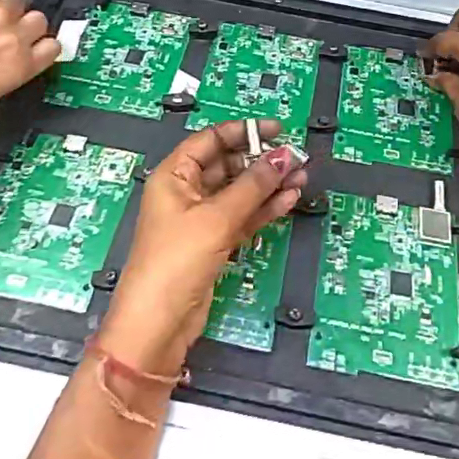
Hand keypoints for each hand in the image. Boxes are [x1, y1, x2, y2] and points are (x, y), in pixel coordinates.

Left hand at [98, 120, 308, 374]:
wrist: (157, 327)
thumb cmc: (175, 262)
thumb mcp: (216, 218)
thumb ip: (253, 185)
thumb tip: (284, 156)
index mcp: (174, 175)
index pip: (212, 139)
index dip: (244, 131)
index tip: (276, 130)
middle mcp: (187, 191)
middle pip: (229, 164)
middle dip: (262, 161)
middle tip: (295, 159)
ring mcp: (201, 218)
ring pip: (240, 190)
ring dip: (269, 184)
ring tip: (300, 177)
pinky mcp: (215, 241)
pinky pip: (244, 215)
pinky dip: (265, 207)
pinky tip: (288, 199)